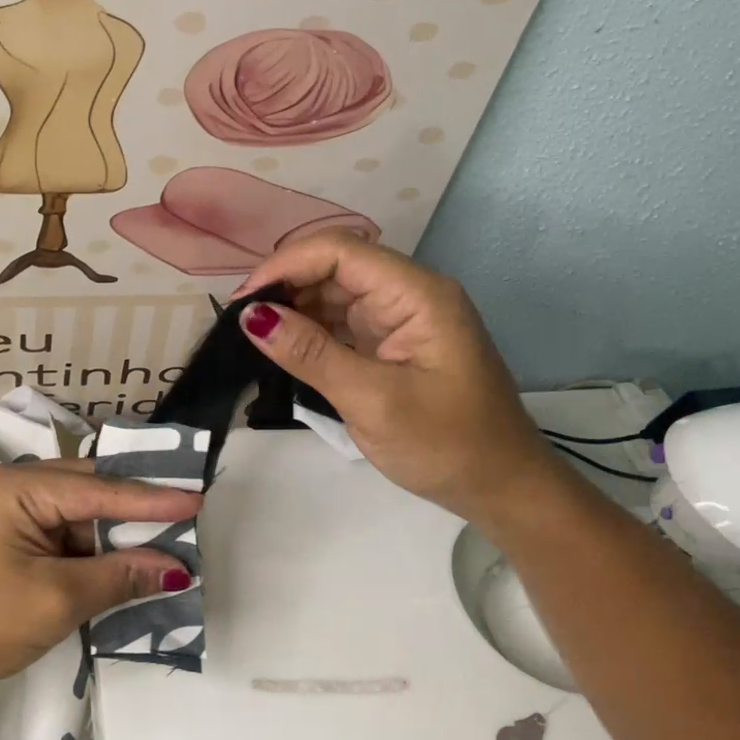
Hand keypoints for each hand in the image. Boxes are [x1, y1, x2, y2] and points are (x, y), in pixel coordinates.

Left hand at [0, 459, 199, 696]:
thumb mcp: (57, 599)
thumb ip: (120, 576)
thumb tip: (176, 568)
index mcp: (13, 487)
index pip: (96, 488)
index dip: (150, 497)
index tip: (197, 498)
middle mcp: (10, 485)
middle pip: (88, 489)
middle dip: (136, 507)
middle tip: (188, 511)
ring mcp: (8, 510)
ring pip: (80, 511)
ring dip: (118, 530)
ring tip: (168, 537)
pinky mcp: (11, 536)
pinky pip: (64, 531)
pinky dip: (95, 547)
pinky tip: (127, 556)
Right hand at [231, 229, 564, 519]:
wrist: (501, 488)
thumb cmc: (446, 445)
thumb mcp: (372, 401)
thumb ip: (311, 354)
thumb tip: (250, 315)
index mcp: (416, 294)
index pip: (339, 251)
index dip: (285, 265)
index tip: (240, 302)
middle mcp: (407, 294)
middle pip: (334, 266)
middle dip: (284, 286)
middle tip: (237, 323)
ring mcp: (400, 319)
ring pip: (333, 294)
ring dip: (292, 309)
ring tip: (249, 336)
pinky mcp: (391, 344)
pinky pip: (341, 323)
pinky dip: (308, 332)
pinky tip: (280, 348)